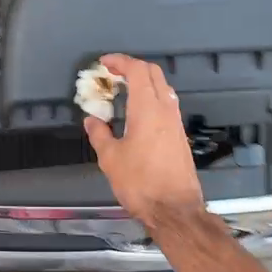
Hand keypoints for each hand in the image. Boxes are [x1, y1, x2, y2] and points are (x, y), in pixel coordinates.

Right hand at [83, 54, 206, 230]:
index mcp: (147, 108)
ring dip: (144, 82)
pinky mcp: (180, 135)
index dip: (120, 61)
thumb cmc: (140, 183)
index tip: (104, 63)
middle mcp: (166, 109)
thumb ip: (100, 135)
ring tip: (123, 90)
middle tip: (112, 74)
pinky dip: (151, 97)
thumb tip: (92, 120)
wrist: (175, 209)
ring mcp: (176, 122)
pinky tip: (138, 112)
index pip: (138, 70)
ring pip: (163, 88)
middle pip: (154, 73)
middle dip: (133, 67)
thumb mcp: (111, 159)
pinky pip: (166, 104)